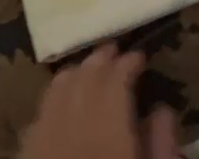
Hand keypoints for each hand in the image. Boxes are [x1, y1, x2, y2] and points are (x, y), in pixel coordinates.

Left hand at [19, 44, 177, 158]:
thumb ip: (162, 148)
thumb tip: (161, 111)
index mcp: (109, 136)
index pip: (116, 82)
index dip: (128, 64)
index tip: (140, 56)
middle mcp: (72, 133)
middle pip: (83, 82)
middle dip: (99, 61)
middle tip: (114, 50)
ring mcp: (43, 147)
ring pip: (55, 94)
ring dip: (74, 75)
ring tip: (88, 68)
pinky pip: (37, 120)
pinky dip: (52, 100)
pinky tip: (60, 103)